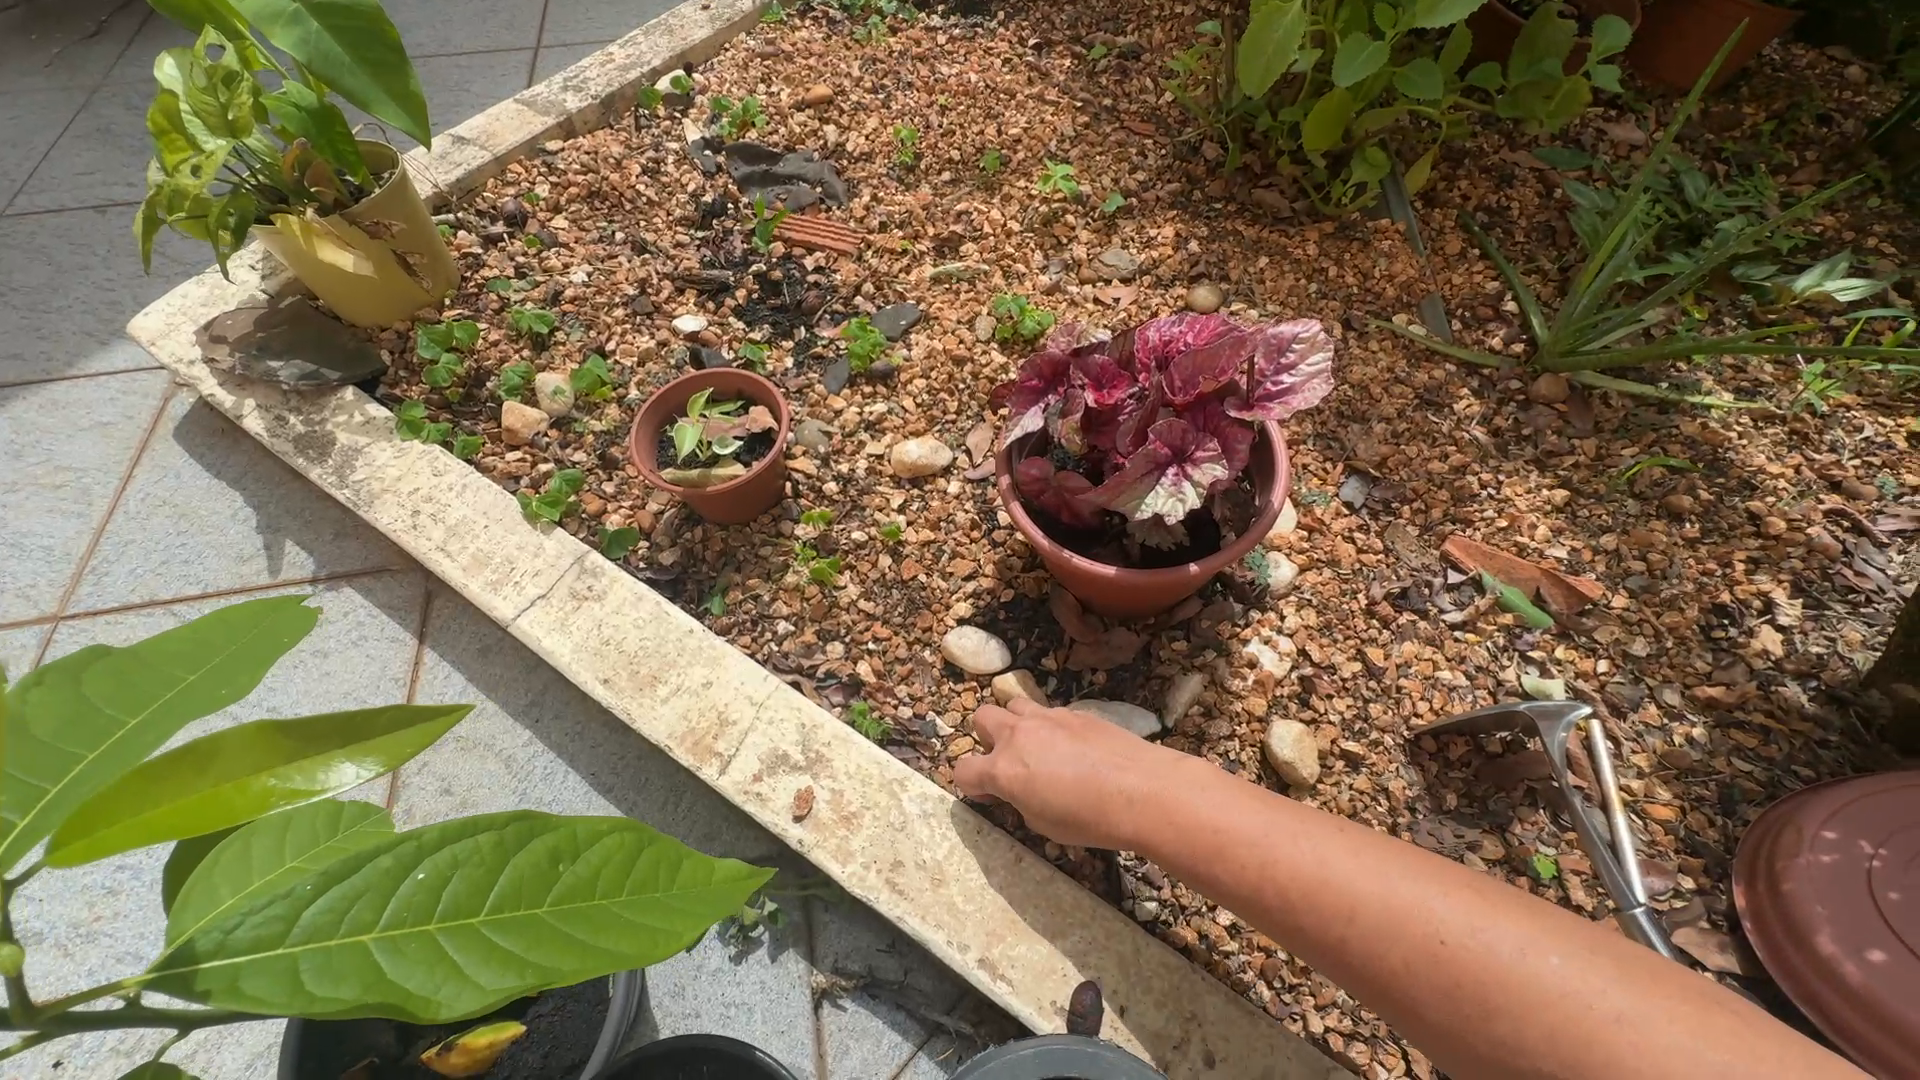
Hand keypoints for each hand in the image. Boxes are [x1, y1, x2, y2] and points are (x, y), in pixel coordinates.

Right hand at [951, 698, 1193, 849]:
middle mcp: (1018, 735)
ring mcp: (1048, 717)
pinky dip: (1052, 728)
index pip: (963, 770)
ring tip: (1039, 748)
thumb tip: (1021, 791)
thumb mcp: (1044, 825)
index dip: (971, 786)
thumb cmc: (1090, 819)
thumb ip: (1021, 802)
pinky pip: (1051, 713)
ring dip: (1017, 724)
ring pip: (1015, 705)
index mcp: (1003, 769)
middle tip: (1010, 763)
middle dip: (987, 739)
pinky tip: (1076, 750)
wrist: (1143, 790)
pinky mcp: (1076, 712)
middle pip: (982, 718)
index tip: (990, 796)